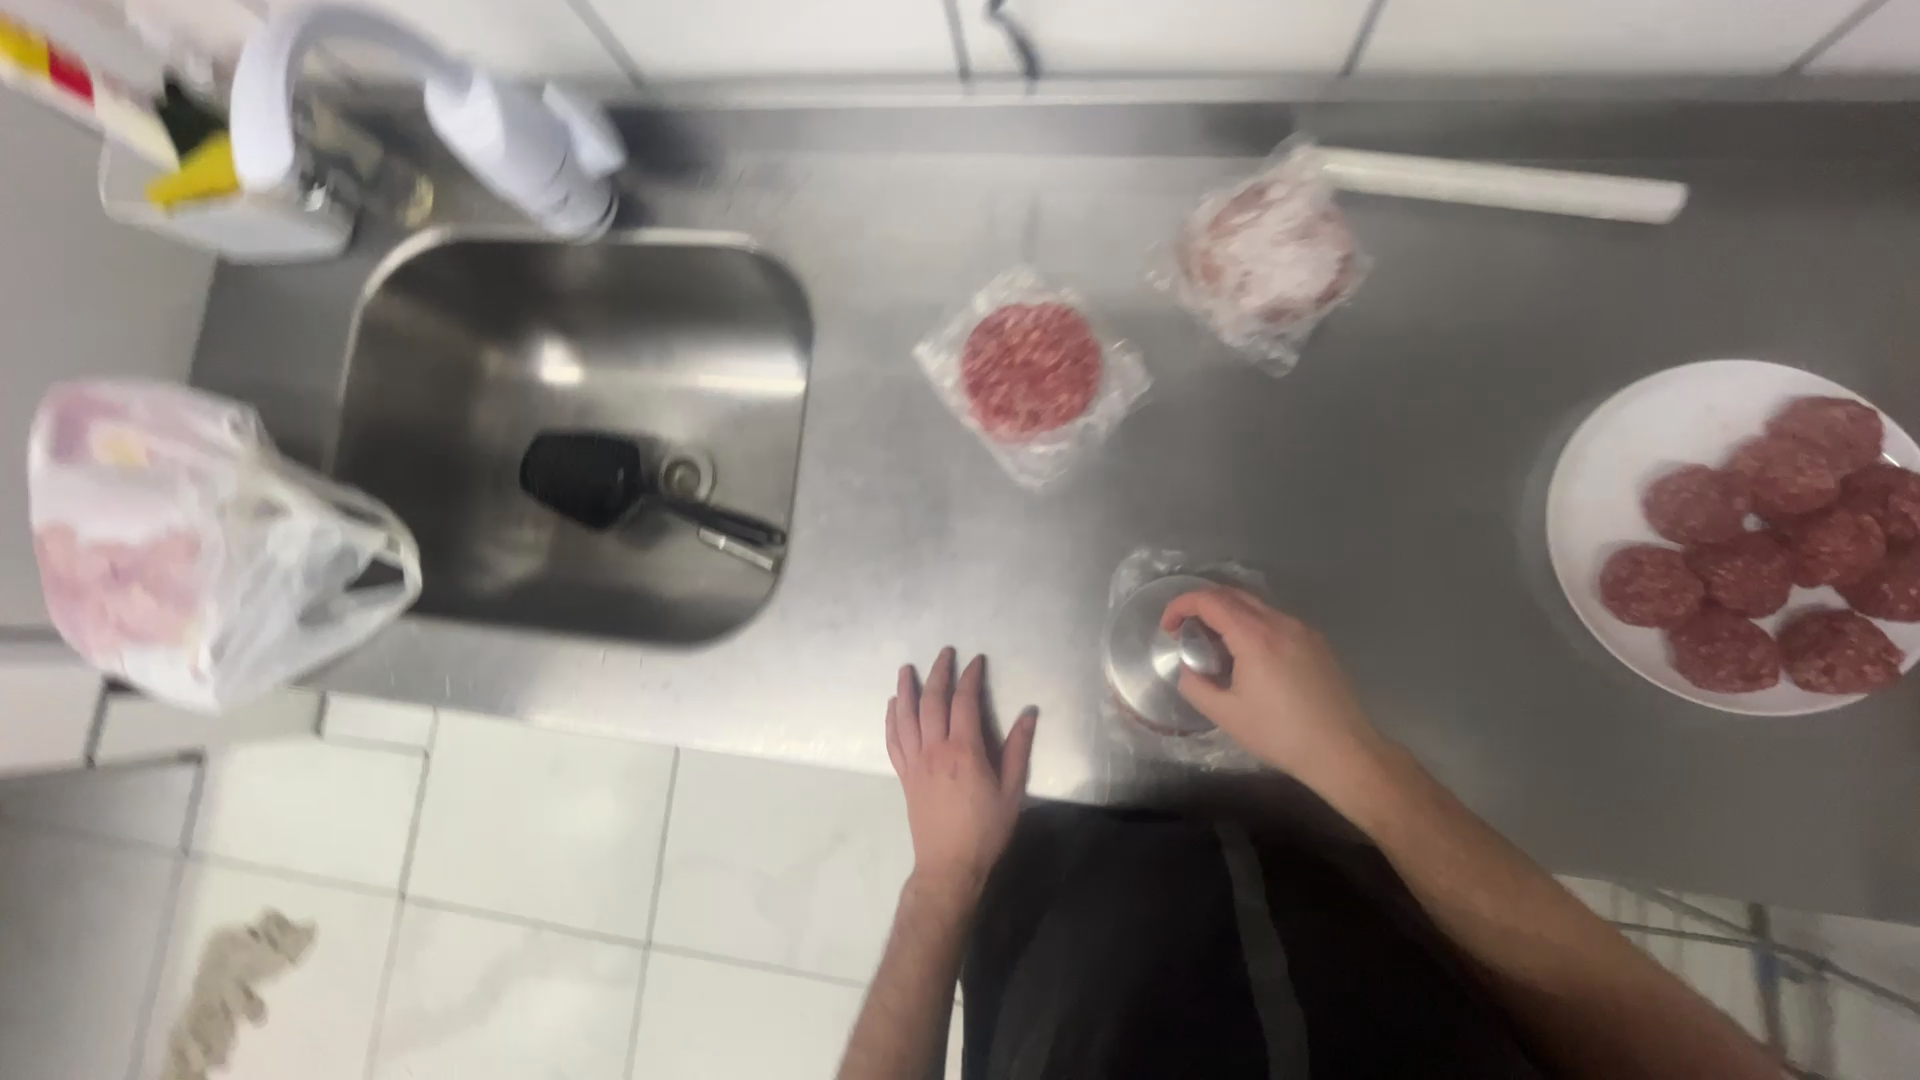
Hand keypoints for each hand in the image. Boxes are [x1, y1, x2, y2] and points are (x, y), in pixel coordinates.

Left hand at [885, 648, 1037, 900]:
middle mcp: (935, 750)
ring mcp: (915, 762)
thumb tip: (1028, 713)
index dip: (970, 677)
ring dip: (906, 689)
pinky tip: (893, 706)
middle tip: (944, 653)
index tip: (976, 660)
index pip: (964, 702)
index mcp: (964, 751)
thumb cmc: (986, 830)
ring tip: (906, 669)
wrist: (949, 866)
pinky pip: (893, 741)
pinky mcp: (904, 776)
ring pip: (906, 717)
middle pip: (931, 701)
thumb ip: (1017, 749)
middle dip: (937, 673)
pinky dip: (891, 719)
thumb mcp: (1012, 791)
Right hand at [1160, 587, 1384, 789]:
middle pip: (1232, 594)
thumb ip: (1195, 686)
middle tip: (1186, 630)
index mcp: (1255, 636)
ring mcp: (1303, 631)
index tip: (1168, 627)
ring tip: (1215, 645)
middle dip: (1202, 605)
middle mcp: (1280, 623)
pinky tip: (1249, 656)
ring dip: (1228, 614)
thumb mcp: (1226, 715)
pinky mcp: (1317, 643)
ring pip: (1256, 606)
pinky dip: (1252, 625)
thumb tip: (1188, 670)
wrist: (1343, 751)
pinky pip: (1275, 620)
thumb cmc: (1280, 734)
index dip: (1181, 606)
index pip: (1209, 601)